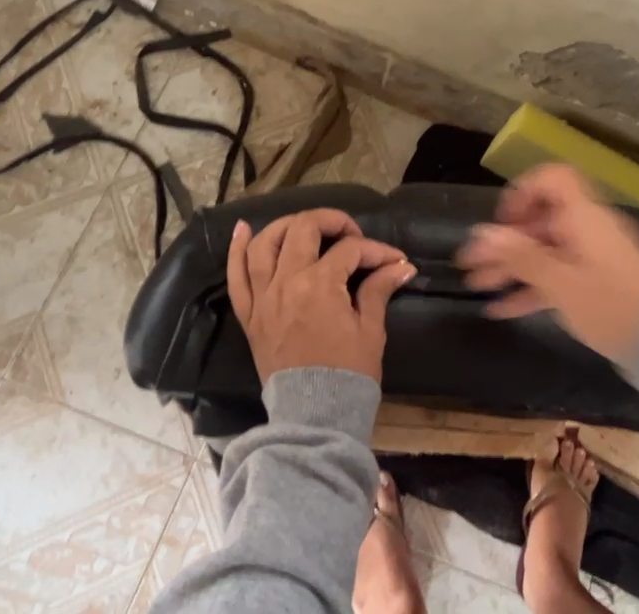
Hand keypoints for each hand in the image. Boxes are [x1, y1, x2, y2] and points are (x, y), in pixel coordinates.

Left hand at [227, 209, 417, 382]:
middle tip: (351, 233)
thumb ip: (379, 289)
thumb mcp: (371, 330)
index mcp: (320, 285)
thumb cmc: (348, 374)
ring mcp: (263, 297)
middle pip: (304, 229)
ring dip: (286, 226)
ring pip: (264, 243)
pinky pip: (236, 276)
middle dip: (332, 221)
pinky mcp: (249, 315)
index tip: (395, 260)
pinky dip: (237, 249)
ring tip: (305, 225)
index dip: (376, 251)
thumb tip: (402, 265)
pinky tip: (243, 228)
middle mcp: (287, 282)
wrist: (315, 417)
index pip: (350, 250)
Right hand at [456, 164, 638, 361]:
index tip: (501, 221)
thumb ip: (520, 256)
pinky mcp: (599, 284)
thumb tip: (481, 233)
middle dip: (503, 242)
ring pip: (546, 252)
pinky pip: (559, 276)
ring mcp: (595, 258)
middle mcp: (589, 229)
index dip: (523, 192)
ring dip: (511, 268)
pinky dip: (533, 288)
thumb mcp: (560, 282)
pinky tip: (502, 310)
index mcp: (584, 217)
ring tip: (476, 287)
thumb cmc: (611, 306)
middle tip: (469, 264)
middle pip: (541, 222)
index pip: (552, 180)